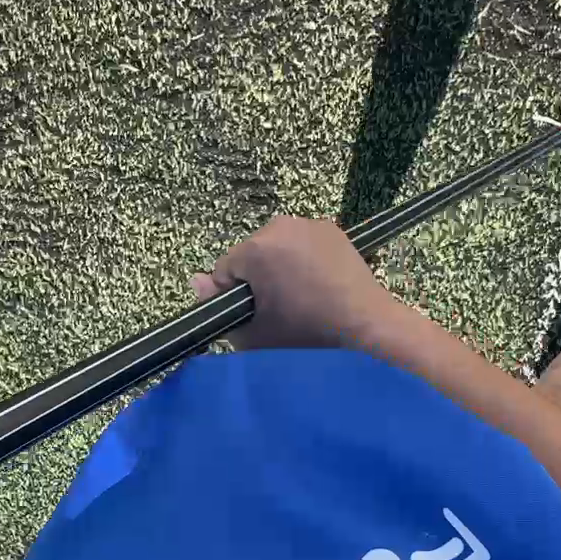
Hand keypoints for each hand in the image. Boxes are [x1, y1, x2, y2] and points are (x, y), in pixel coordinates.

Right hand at [189, 216, 403, 350]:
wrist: (365, 327)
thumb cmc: (305, 335)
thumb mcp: (253, 332)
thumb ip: (217, 307)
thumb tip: (195, 280)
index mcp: (257, 247)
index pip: (226, 269)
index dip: (235, 297)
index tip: (256, 316)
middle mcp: (281, 225)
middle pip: (253, 255)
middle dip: (260, 279)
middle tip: (282, 311)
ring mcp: (311, 224)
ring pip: (279, 249)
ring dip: (283, 269)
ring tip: (302, 300)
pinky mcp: (334, 231)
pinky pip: (304, 246)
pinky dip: (306, 262)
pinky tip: (320, 286)